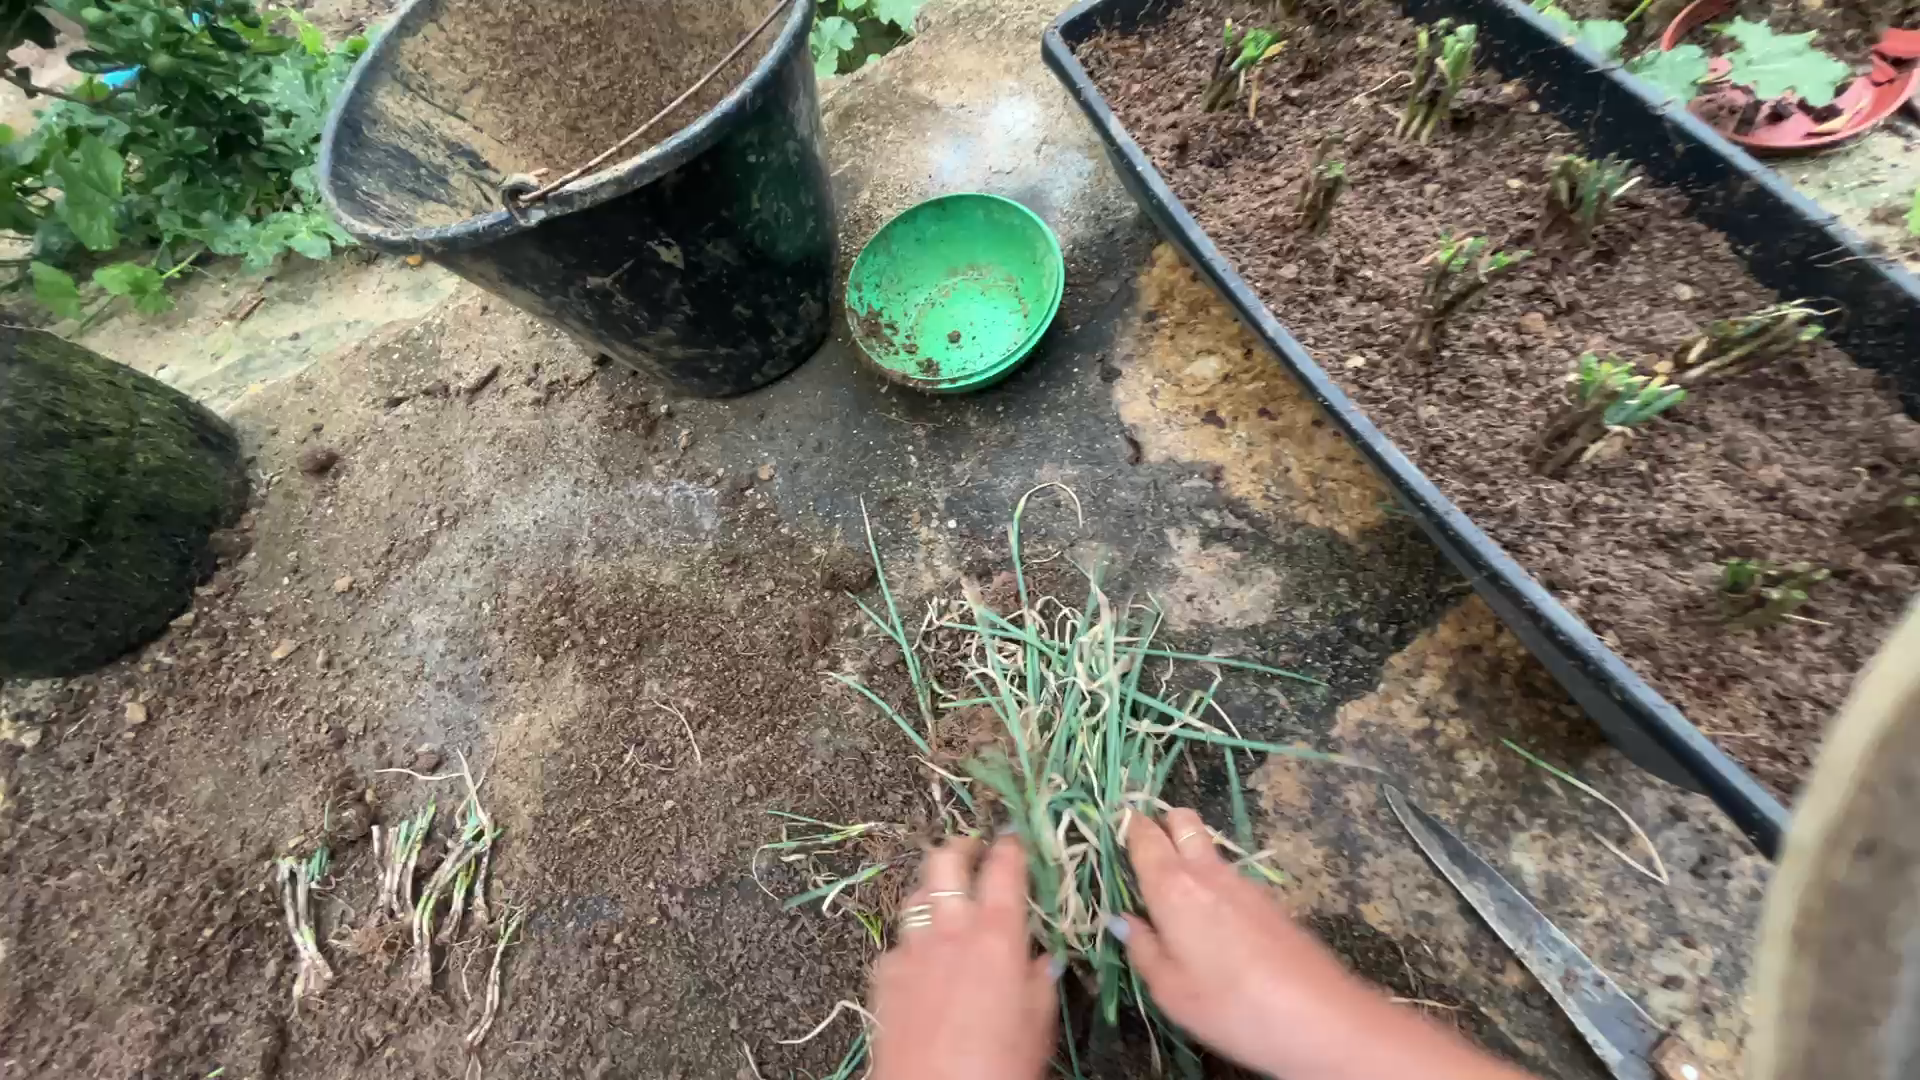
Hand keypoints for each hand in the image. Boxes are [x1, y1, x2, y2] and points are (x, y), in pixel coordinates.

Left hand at [869, 836, 1058, 1079]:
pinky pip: (899, 941)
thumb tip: (1042, 960)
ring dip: (932, 888)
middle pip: (946, 859)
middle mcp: (951, 927)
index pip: (1004, 866)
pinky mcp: (885, 973)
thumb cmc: (997, 1069)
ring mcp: (912, 946)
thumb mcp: (1037, 1026)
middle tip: (974, 850)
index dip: (1010, 843)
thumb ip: (1039, 982)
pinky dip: (913, 942)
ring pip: (917, 892)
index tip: (1014, 837)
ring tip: (946, 898)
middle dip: (961, 846)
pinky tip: (922, 960)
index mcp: (996, 933)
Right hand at [1115, 808, 1533, 1079]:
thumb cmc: (1232, 1006)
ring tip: (1177, 890)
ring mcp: (1241, 881)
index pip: (1143, 833)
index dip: (1127, 825)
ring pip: (1206, 844)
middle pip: (1181, 818)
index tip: (1115, 830)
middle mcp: (1205, 870)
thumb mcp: (1170, 990)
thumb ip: (1141, 948)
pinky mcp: (1268, 899)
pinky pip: (1229, 872)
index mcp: (1171, 885)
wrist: (1322, 1018)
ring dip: (1188, 851)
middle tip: (1146, 851)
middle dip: (1162, 822)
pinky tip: (1215, 918)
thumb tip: (1122, 920)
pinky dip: (1213, 878)